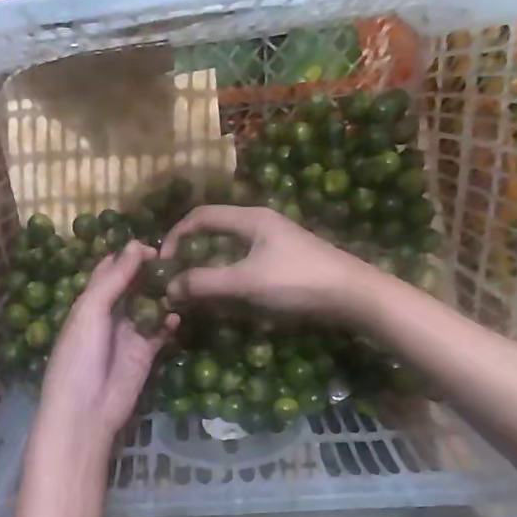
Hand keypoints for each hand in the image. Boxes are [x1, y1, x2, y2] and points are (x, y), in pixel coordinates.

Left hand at [36, 242, 172, 456]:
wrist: (86, 411)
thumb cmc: (79, 356)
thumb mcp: (90, 311)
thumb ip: (114, 279)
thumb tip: (136, 244)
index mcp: (89, 302)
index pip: (110, 270)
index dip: (129, 255)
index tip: (154, 243)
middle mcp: (110, 314)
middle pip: (134, 286)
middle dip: (152, 272)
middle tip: (177, 258)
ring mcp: (129, 334)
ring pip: (150, 306)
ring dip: (164, 294)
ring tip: (183, 281)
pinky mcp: (146, 353)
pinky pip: (161, 332)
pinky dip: (169, 322)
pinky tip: (178, 315)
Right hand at [161, 206, 377, 319]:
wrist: (353, 296)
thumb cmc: (297, 281)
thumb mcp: (245, 282)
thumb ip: (204, 283)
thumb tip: (168, 288)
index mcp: (250, 218)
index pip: (200, 216)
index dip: (176, 236)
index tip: (162, 263)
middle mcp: (261, 225)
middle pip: (215, 232)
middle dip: (191, 255)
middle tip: (175, 280)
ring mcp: (275, 244)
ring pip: (231, 251)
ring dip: (210, 270)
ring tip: (195, 293)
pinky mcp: (285, 264)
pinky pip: (246, 266)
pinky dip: (230, 279)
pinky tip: (227, 300)